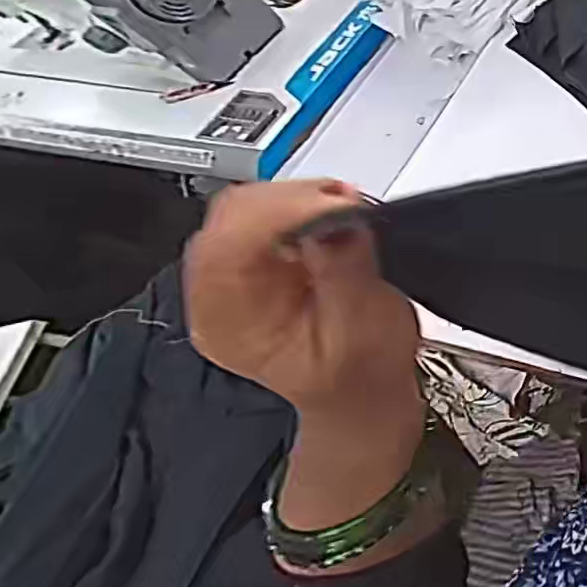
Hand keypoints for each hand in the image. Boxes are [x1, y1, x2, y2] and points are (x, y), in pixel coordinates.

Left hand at [185, 179, 422, 423]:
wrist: (364, 389)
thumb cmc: (362, 373)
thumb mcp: (363, 331)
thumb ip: (345, 274)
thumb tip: (337, 221)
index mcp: (232, 324)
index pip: (228, 249)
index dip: (279, 216)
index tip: (337, 206)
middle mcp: (222, 295)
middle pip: (229, 221)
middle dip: (291, 201)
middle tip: (347, 201)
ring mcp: (240, 274)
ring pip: (246, 208)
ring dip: (299, 197)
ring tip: (347, 205)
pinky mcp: (266, 258)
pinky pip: (269, 213)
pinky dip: (305, 202)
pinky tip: (336, 210)